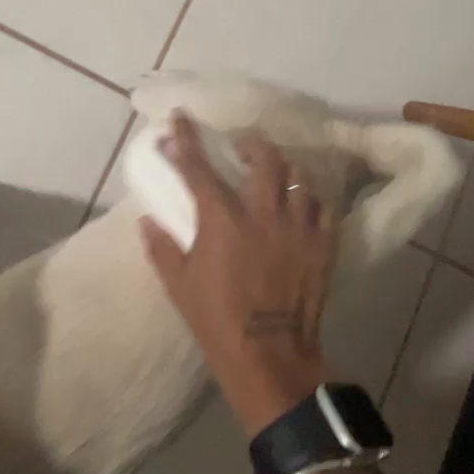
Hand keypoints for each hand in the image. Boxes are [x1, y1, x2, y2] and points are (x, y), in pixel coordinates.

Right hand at [140, 112, 338, 436]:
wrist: (268, 353)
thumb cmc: (216, 319)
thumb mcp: (178, 284)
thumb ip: (161, 247)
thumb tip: (148, 220)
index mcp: (222, 219)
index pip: (199, 166)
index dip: (186, 139)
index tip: (180, 119)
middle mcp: (262, 212)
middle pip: (263, 157)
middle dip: (251, 145)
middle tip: (243, 151)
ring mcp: (298, 225)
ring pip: (299, 176)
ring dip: (285, 171)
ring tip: (279, 178)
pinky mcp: (325, 243)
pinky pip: (325, 205)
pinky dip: (314, 199)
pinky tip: (305, 205)